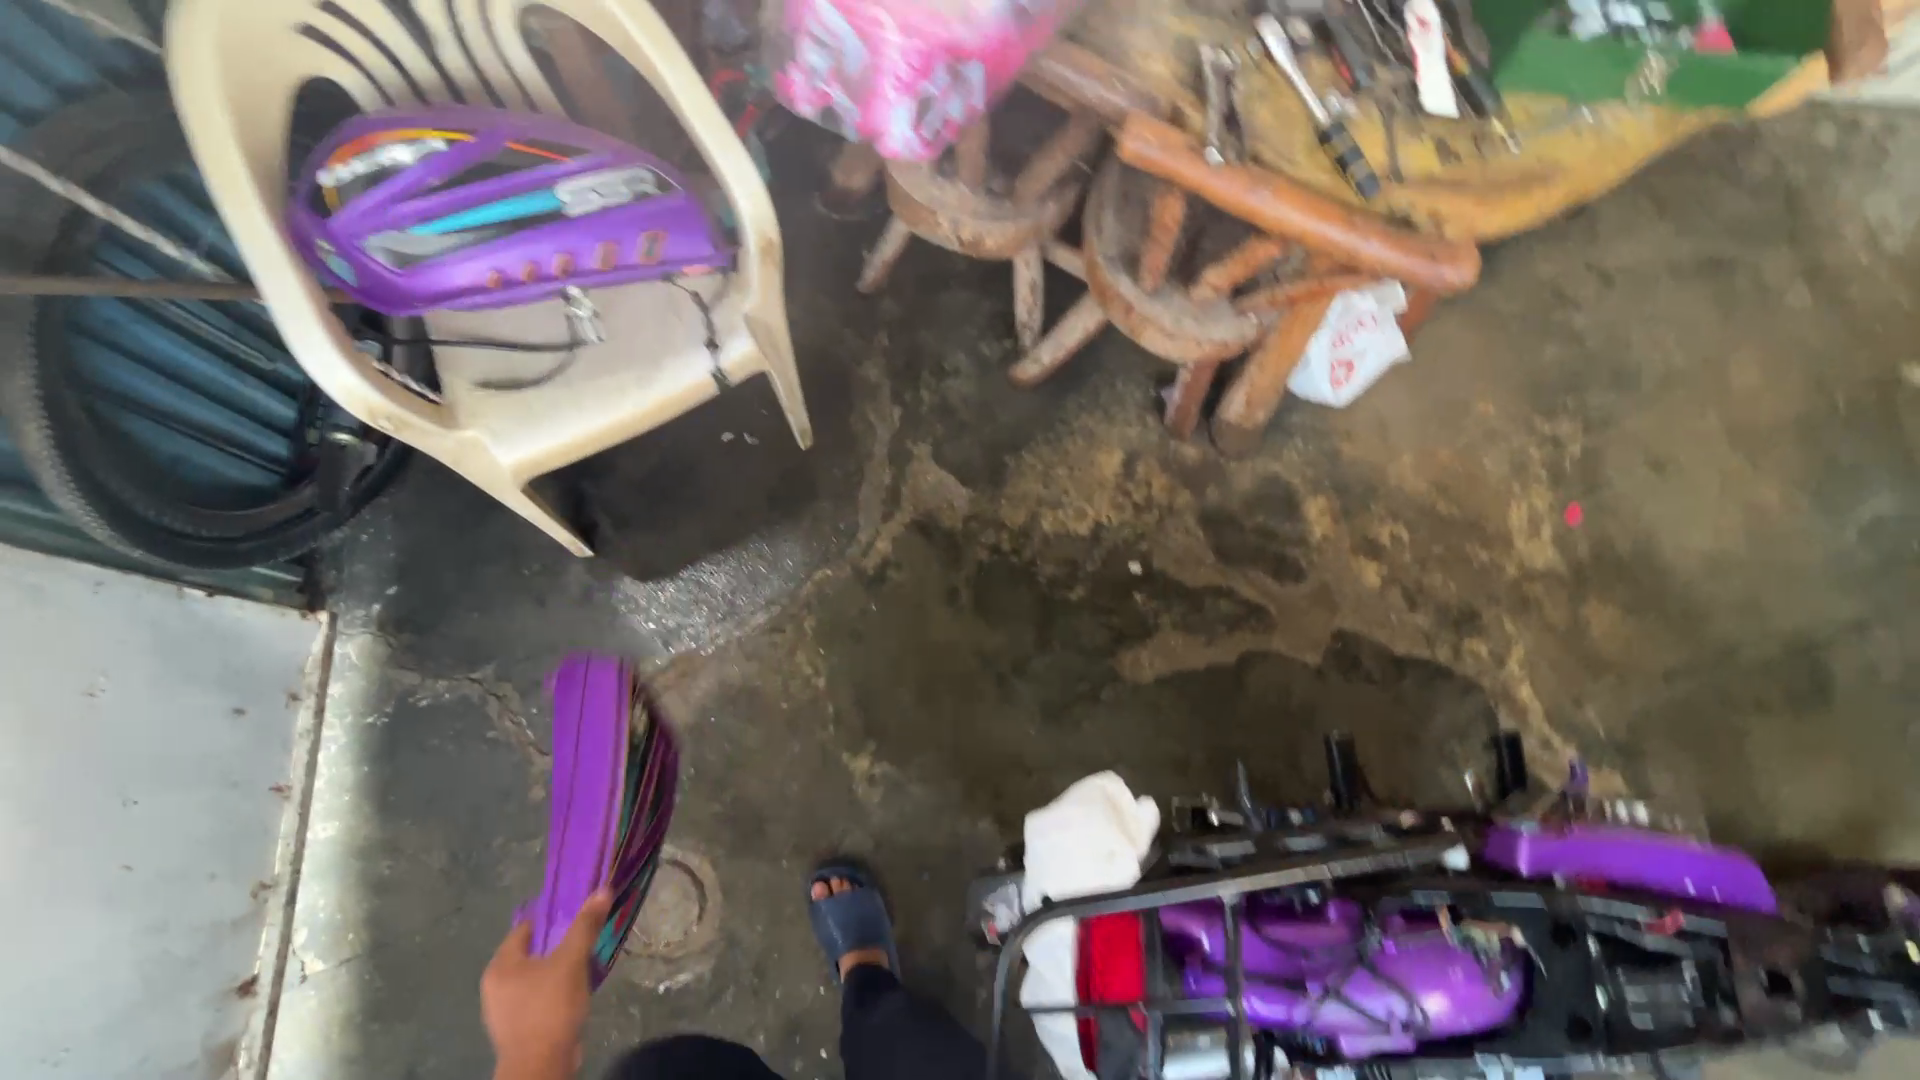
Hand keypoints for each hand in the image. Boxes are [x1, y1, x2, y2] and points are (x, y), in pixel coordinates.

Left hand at [481, 890, 611, 1079]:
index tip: (576, 912)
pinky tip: (574, 990)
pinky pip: (536, 997)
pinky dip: (553, 989)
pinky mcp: (517, 1028)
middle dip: (556, 944)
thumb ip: (585, 925)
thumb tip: (602, 890)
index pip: (525, 928)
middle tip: (584, 936)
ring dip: (556, 968)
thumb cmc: (550, 1007)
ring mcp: (503, 1010)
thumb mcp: (572, 960)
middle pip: (530, 952)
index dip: (551, 917)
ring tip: (583, 961)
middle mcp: (495, 986)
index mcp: (501, 966)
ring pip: (534, 976)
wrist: (541, 1066)